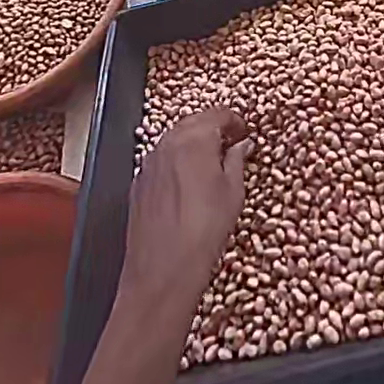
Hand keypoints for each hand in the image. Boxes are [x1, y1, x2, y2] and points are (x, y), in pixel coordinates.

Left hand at [122, 107, 251, 306]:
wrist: (162, 269)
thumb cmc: (205, 229)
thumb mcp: (233, 192)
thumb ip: (237, 160)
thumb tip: (242, 145)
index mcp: (194, 139)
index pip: (218, 114)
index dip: (235, 121)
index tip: (244, 132)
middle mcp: (168, 143)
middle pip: (194, 122)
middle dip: (214, 128)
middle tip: (231, 144)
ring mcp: (149, 163)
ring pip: (175, 139)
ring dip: (194, 143)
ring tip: (212, 163)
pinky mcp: (139, 183)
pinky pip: (162, 160)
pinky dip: (177, 161)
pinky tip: (188, 182)